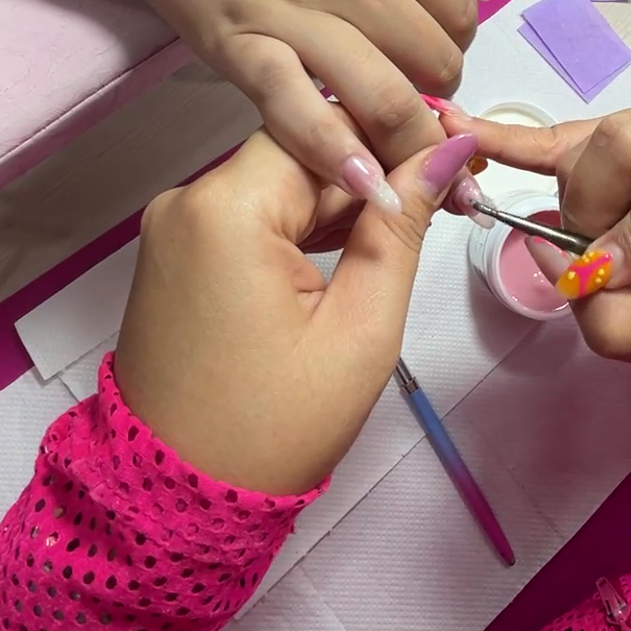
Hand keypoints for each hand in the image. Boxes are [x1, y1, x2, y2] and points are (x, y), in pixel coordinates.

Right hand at [105, 0, 481, 215]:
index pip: (461, 16)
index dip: (455, 43)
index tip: (434, 52)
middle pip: (437, 66)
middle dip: (437, 93)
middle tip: (413, 94)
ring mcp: (303, 20)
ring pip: (389, 102)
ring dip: (406, 136)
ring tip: (399, 147)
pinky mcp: (248, 53)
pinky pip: (304, 115)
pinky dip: (338, 156)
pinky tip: (361, 182)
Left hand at [112, 128, 479, 495]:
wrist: (176, 502)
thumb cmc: (273, 428)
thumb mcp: (361, 327)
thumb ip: (402, 225)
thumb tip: (446, 150)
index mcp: (226, 209)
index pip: (324, 128)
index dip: (395, 138)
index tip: (454, 160)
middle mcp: (189, 199)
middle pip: (303, 149)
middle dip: (377, 171)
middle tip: (448, 194)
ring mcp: (180, 223)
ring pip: (284, 177)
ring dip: (347, 196)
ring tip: (412, 220)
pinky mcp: (184, 248)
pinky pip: (259, 210)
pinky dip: (308, 219)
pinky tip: (357, 238)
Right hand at [442, 99, 630, 368]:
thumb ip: (623, 322)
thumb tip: (549, 252)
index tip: (619, 273)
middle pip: (623, 146)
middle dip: (594, 214)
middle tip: (600, 257)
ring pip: (589, 140)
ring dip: (575, 198)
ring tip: (594, 233)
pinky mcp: (611, 123)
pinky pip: (552, 132)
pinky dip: (505, 138)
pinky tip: (457, 126)